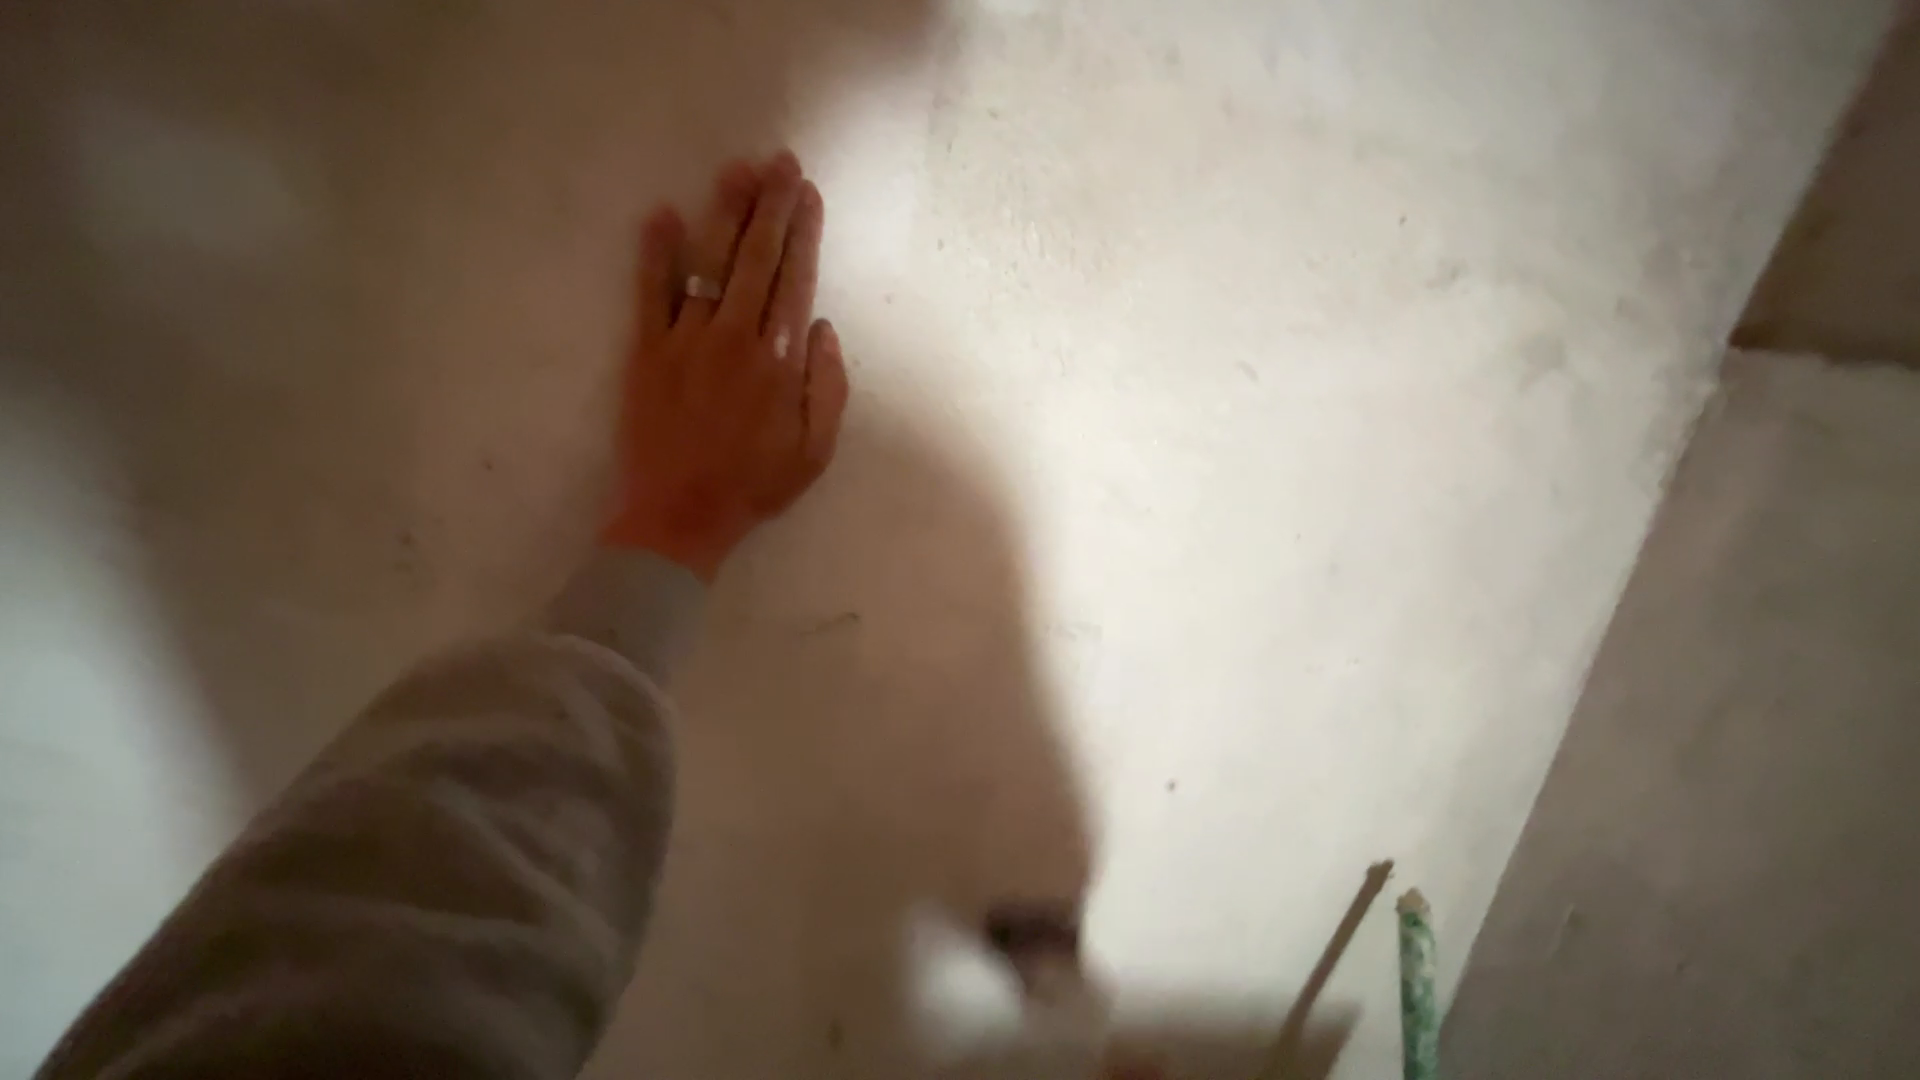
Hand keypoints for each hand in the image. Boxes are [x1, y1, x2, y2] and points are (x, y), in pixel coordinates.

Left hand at [601, 152, 848, 580]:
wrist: (680, 516)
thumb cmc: (754, 487)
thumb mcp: (815, 452)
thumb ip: (828, 388)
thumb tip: (824, 328)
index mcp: (780, 364)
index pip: (796, 283)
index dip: (804, 236)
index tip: (809, 196)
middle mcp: (736, 340)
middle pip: (757, 260)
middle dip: (772, 207)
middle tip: (781, 163)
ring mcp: (687, 341)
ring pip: (710, 265)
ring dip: (725, 214)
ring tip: (738, 171)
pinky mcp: (647, 352)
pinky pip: (650, 293)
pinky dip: (655, 253)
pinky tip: (663, 214)